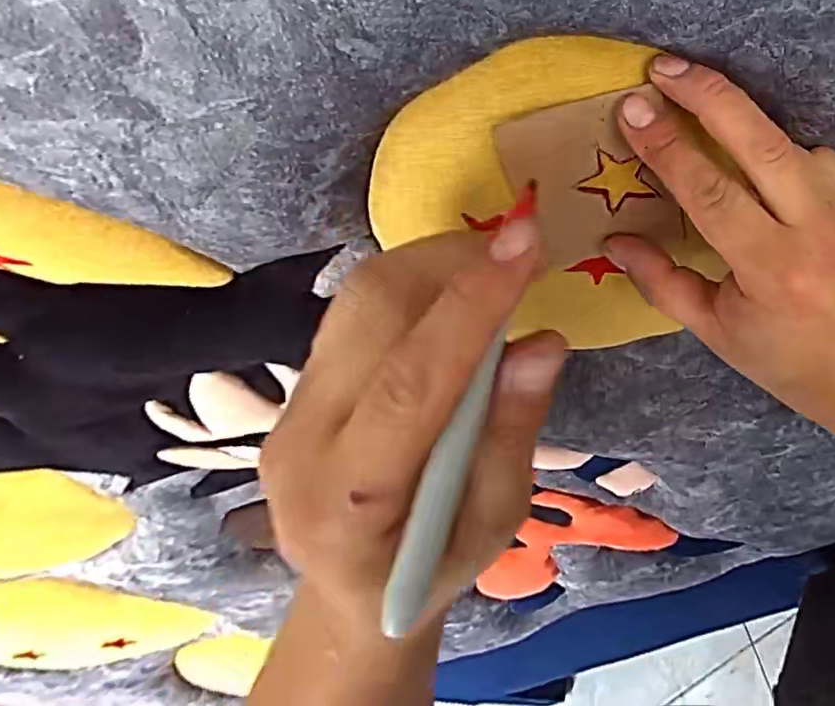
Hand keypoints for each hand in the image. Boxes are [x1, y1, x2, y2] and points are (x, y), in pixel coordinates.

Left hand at [257, 220, 566, 662]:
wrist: (352, 589)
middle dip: (457, 260)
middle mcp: (301, 440)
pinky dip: (420, 273)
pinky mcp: (301, 379)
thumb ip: (514, 431)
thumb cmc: (433, 568)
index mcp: (348, 502)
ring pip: (363, 293)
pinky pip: (361, 302)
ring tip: (499, 258)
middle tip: (524, 245)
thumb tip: (543, 342)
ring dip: (440, 257)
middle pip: (375, 313)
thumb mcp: (496, 522)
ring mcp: (291, 404)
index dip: (472, 306)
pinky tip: (461, 282)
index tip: (525, 246)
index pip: (411, 381)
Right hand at [604, 55, 834, 440]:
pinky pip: (815, 156)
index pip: (711, 193)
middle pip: (759, 143)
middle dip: (708, 95)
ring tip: (704, 116)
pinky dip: (782, 156)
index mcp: (774, 271)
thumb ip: (660, 281)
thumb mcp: (714, 330)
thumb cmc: (785, 357)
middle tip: (666, 67)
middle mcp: (820, 231)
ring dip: (742, 124)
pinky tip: (768, 178)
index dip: (668, 147)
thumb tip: (611, 239)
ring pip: (788, 141)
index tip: (635, 108)